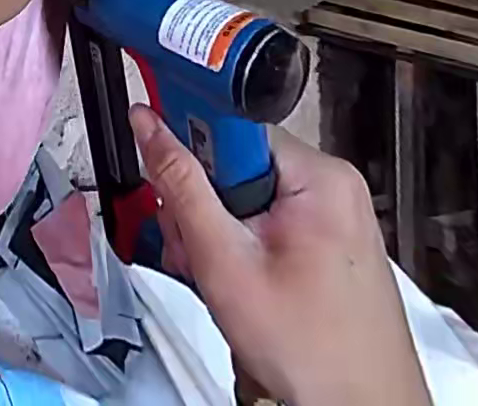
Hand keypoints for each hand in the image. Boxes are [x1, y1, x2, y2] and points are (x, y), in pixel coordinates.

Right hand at [130, 106, 430, 405]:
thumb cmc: (312, 354)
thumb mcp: (224, 259)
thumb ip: (179, 182)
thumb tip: (147, 122)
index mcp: (318, 176)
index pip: (228, 125)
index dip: (189, 146)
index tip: (164, 164)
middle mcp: (329, 184)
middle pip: (230, 158)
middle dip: (197, 200)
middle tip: (190, 242)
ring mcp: (329, 210)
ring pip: (240, 187)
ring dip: (211, 224)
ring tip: (211, 267)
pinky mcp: (322, 233)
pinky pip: (260, 210)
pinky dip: (235, 236)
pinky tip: (231, 271)